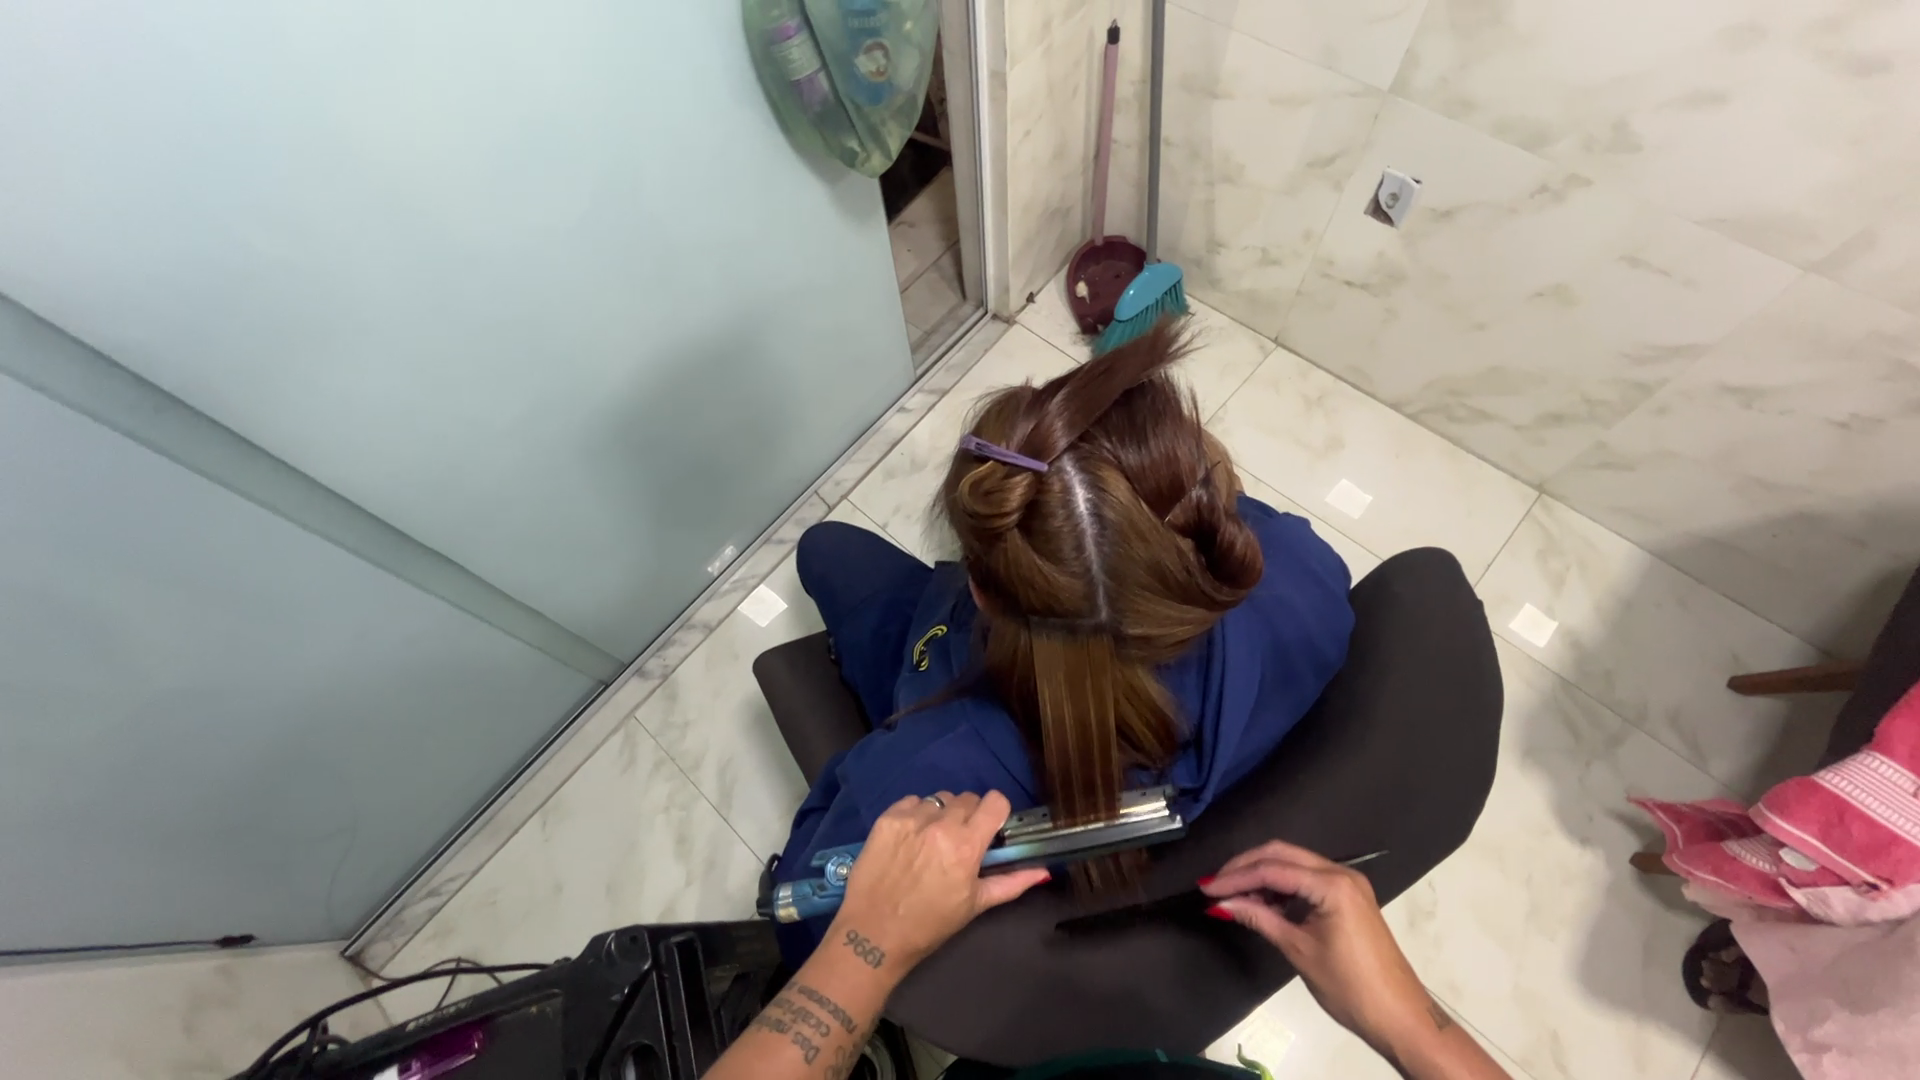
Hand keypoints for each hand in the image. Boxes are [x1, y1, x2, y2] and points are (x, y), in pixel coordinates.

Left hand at [830, 791, 1050, 971]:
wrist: (873, 934)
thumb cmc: (929, 925)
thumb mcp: (975, 906)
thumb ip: (1011, 883)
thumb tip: (1043, 870)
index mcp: (966, 846)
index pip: (995, 801)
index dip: (996, 812)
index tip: (990, 828)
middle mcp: (941, 824)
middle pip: (967, 798)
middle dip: (969, 816)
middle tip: (960, 841)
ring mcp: (911, 819)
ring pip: (939, 798)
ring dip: (942, 813)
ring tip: (932, 841)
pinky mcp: (887, 818)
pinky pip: (912, 801)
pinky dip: (916, 814)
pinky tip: (911, 838)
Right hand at [1200, 840, 1432, 1051]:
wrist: (1403, 1020)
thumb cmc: (1351, 988)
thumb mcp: (1298, 950)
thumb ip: (1259, 918)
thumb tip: (1220, 904)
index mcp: (1331, 884)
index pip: (1272, 869)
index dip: (1235, 877)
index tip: (1206, 888)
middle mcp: (1340, 873)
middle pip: (1281, 854)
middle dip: (1244, 867)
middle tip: (1215, 884)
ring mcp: (1347, 883)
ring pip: (1292, 863)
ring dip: (1261, 874)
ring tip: (1232, 894)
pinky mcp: (1348, 897)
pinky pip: (1305, 878)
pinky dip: (1280, 884)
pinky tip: (1260, 900)